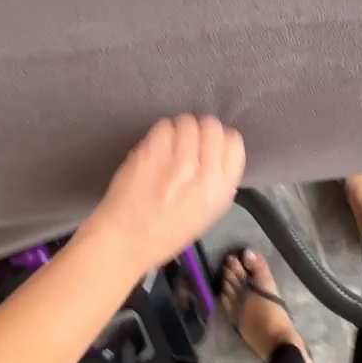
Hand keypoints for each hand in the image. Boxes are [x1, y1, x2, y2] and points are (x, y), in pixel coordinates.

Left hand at [79, 115, 245, 272]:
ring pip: (188, 122)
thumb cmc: (167, 233)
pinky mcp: (153, 153)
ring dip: (179, 130)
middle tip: (187, 143)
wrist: (127, 240)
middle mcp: (205, 172)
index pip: (234, 143)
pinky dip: (161, 133)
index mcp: (222, 189)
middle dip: (200, 131)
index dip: (219, 140)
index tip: (207, 147)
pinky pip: (164, 125)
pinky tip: (155, 148)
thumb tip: (217, 154)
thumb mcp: (209, 213)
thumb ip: (218, 182)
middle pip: (212, 127)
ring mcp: (178, 161)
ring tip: (169, 146)